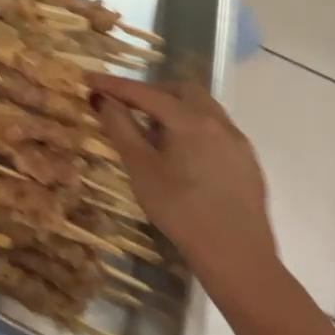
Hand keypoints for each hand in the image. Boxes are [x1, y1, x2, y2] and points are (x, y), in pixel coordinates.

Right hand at [86, 74, 276, 271]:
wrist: (237, 256)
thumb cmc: (179, 209)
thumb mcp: (139, 166)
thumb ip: (120, 126)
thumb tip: (102, 98)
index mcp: (192, 122)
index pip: (145, 93)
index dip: (113, 84)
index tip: (87, 78)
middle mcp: (220, 125)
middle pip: (182, 91)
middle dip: (150, 91)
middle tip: (124, 103)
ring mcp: (239, 144)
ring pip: (203, 109)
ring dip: (173, 108)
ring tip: (150, 130)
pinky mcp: (247, 164)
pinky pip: (215, 130)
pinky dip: (191, 126)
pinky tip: (178, 152)